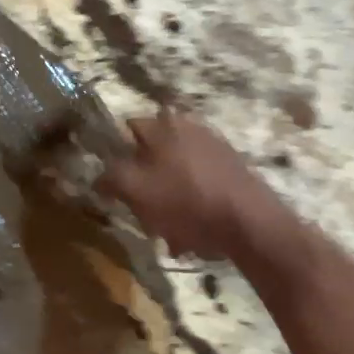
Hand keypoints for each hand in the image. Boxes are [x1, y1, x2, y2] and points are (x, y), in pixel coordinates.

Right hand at [95, 112, 290, 259]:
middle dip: (145, 177)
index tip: (113, 176)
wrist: (254, 227)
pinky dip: (192, 202)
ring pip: (177, 170)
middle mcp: (191, 128)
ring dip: (168, 193)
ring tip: (166, 224)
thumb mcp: (132, 189)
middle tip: (139, 204)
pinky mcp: (237, 171)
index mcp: (163, 125)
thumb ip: (108, 177)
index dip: (115, 151)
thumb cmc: (185, 201)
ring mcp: (218, 149)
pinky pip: (201, 184)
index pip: (127, 127)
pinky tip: (191, 229)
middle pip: (153, 151)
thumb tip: (98, 178)